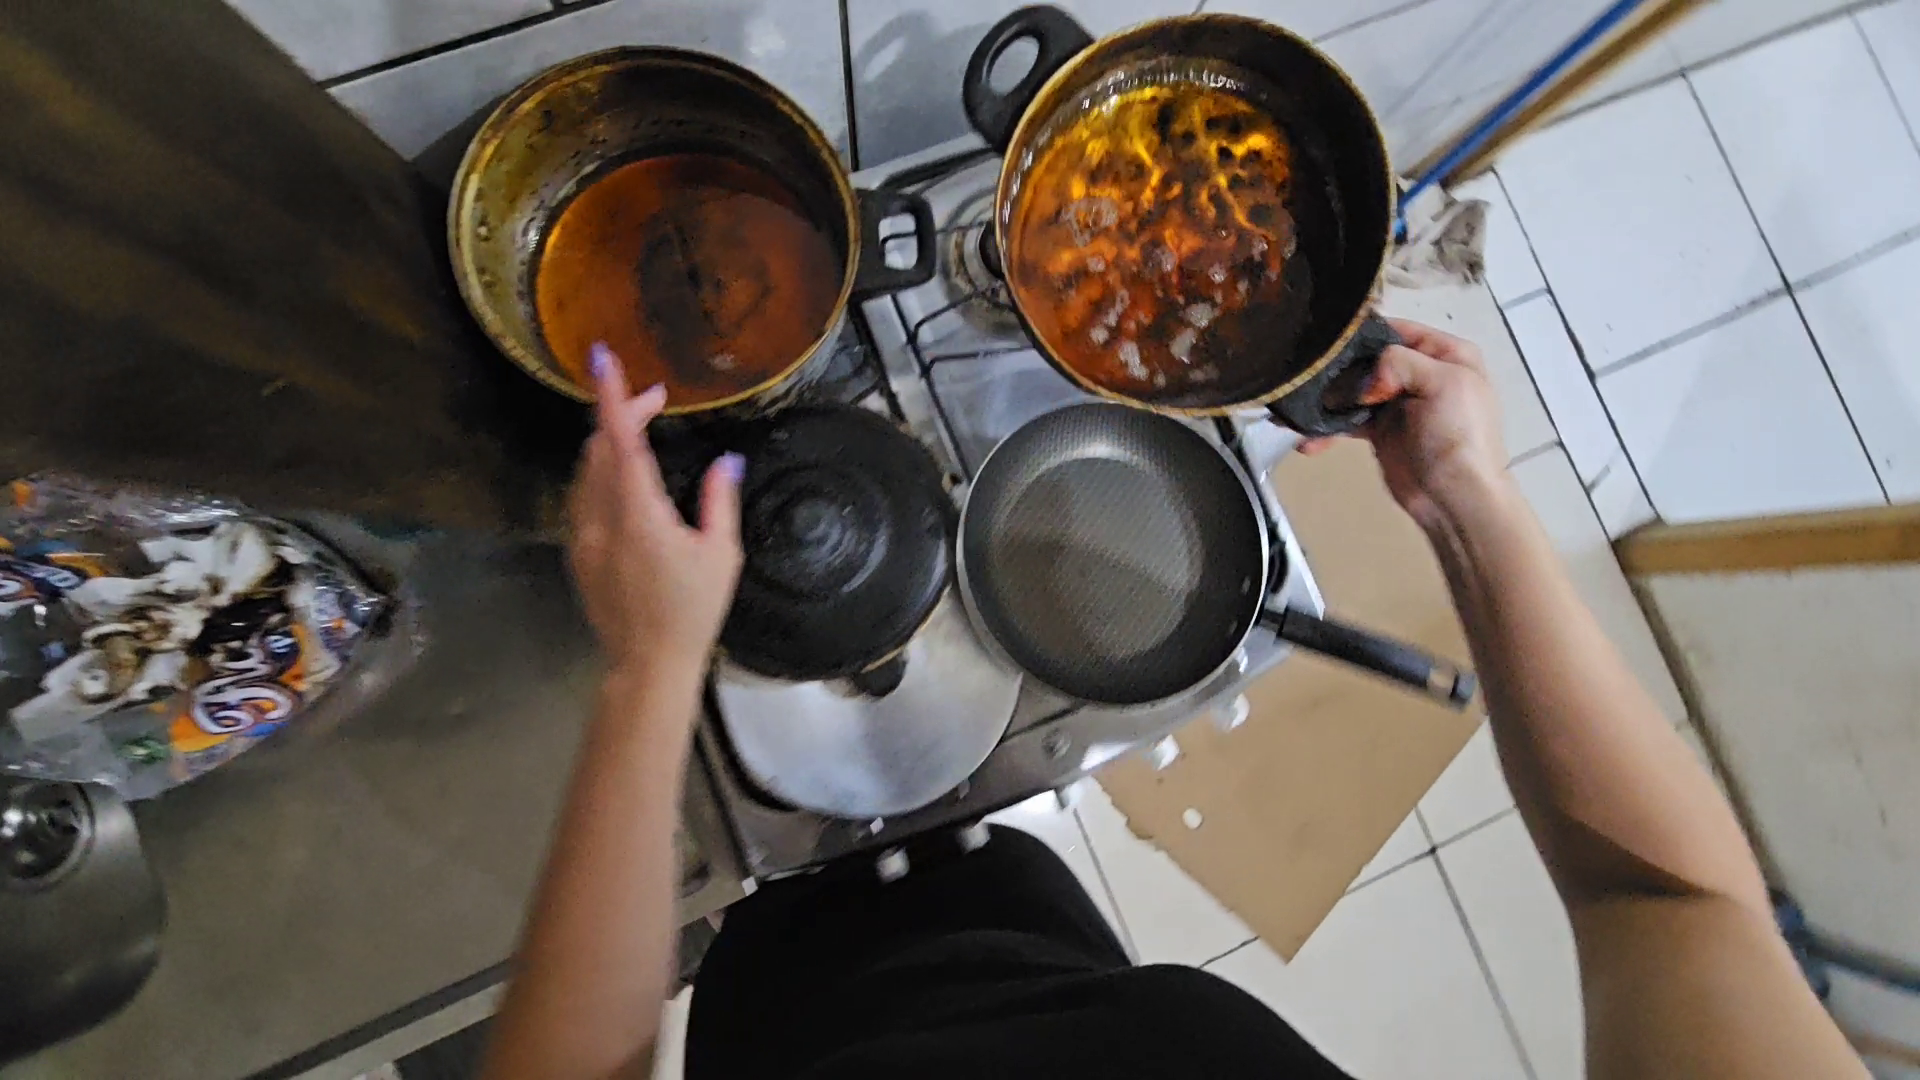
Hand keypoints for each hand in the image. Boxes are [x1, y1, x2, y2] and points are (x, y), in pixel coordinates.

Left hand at [568, 343, 743, 678]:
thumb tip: (726, 461)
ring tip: (639, 427)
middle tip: (654, 397)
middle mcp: (601, 519)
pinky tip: (622, 474)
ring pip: (584, 470)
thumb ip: (718, 502)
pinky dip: (599, 469)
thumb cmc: (693, 610)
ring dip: (606, 440)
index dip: (612, 398)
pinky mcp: (576, 551)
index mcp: (640, 516)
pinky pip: (581, 495)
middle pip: (598, 448)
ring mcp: (581, 536)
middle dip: (618, 412)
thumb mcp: (721, 555)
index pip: (620, 442)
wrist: (646, 662)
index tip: (602, 358)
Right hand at [1303, 318, 1510, 531]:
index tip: (1330, 348)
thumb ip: (1401, 363)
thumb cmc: (1460, 437)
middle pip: (1367, 362)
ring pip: (1352, 392)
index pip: (1396, 331)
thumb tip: (1361, 379)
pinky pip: (1346, 422)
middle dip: (1336, 372)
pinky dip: (1326, 431)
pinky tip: (1308, 441)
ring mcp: (1397, 404)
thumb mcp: (1444, 384)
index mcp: (1445, 354)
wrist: (1453, 496)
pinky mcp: (1380, 431)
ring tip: (1296, 415)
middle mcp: (1419, 374)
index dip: (1363, 337)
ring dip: (1325, 404)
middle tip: (1306, 383)